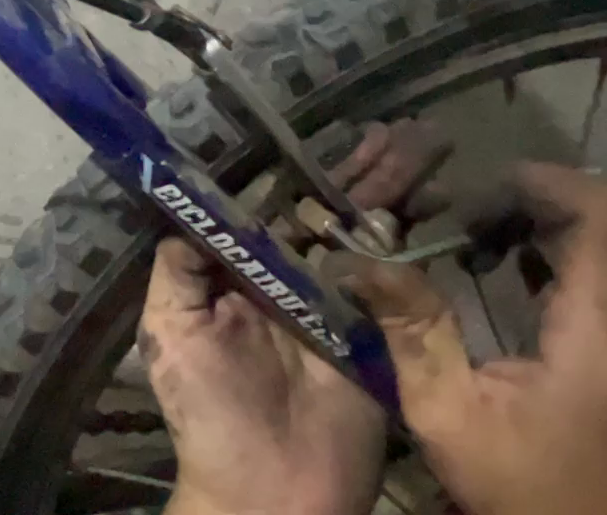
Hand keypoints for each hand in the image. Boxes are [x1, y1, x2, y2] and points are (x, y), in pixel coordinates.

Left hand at [142, 120, 445, 514]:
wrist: (271, 495)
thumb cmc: (210, 411)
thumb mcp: (171, 330)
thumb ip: (177, 266)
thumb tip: (184, 203)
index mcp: (245, 272)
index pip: (275, 204)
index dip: (301, 169)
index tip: (327, 131)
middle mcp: (293, 277)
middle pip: (329, 210)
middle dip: (362, 168)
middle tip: (400, 129)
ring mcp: (340, 302)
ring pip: (367, 230)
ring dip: (394, 187)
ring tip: (426, 143)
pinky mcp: (379, 333)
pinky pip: (398, 277)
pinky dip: (415, 237)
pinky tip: (436, 201)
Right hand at [334, 163, 606, 514]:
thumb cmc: (524, 500)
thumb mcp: (447, 417)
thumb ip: (413, 328)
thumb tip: (363, 260)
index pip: (604, 212)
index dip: (540, 182)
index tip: (476, 200)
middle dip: (542, 202)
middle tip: (473, 224)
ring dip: (560, 231)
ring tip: (490, 251)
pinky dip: (584, 264)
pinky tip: (528, 288)